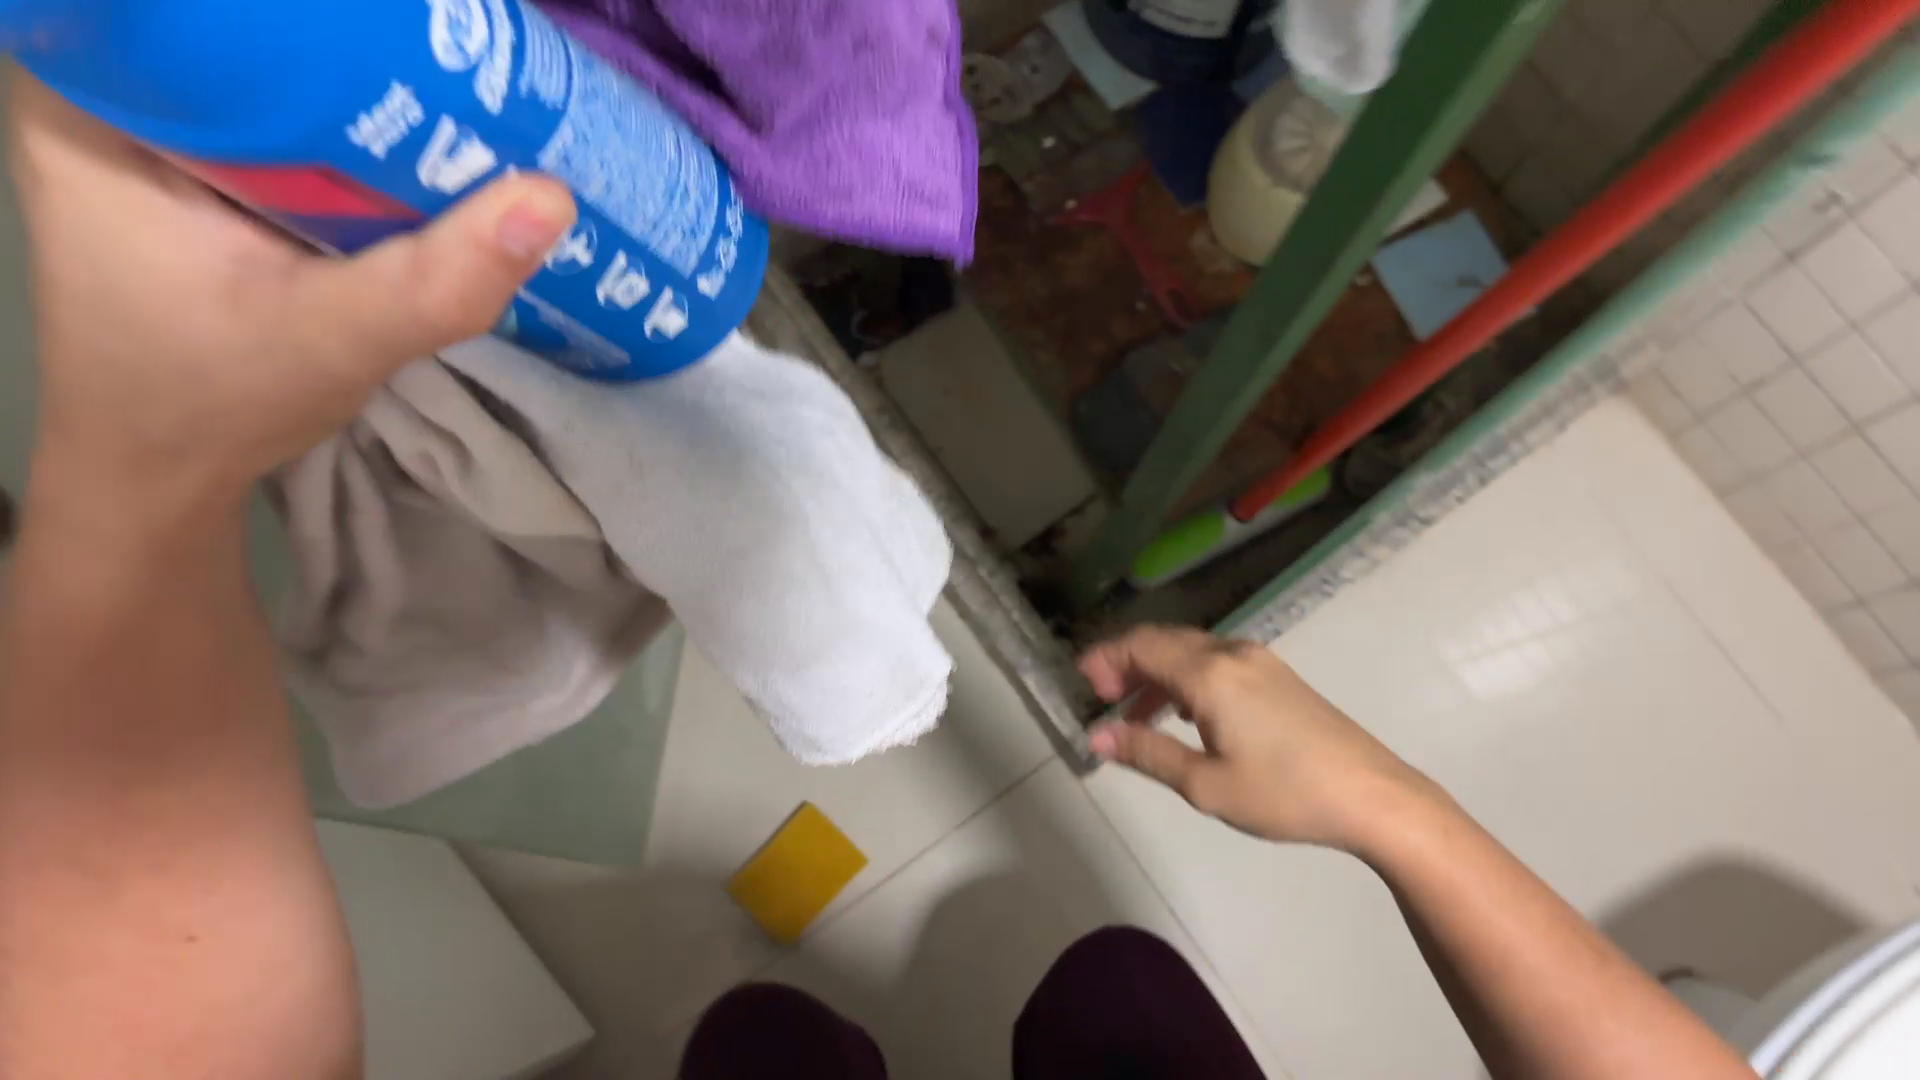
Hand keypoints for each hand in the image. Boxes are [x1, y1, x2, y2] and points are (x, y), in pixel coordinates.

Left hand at [8, 70, 576, 504]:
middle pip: (285, 49)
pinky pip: (330, 151)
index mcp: (106, 97)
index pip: (228, 15)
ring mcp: (194, 145)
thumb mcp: (333, 339)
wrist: (174, 471)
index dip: (343, 20)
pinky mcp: (240, 187)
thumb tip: (556, 198)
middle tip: (492, 69)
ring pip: (316, 101)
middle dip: (391, 66)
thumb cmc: (211, 401)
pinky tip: (459, 176)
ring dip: (403, 117)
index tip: (445, 25)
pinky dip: (397, 166)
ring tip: (492, 113)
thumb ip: (439, 281)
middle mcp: (141, 98)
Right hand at [1080, 625, 1436, 848]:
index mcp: (1209, 674)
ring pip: (1190, 651)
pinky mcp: (1276, 677)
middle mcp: (1231, 654)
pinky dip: (1184, 677)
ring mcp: (1259, 662)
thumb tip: (1095, 738)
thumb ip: (1145, 753)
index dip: (1105, 658)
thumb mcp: (1205, 784)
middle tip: (1100, 697)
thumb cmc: (1284, 793)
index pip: (1141, 647)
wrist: (1375, 797)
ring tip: (1134, 711)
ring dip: (1155, 671)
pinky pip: (1214, 662)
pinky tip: (1182, 712)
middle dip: (1126, 662)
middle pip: (1163, 641)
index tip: (1079, 681)